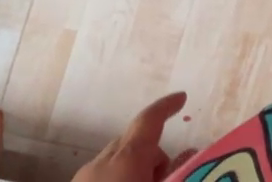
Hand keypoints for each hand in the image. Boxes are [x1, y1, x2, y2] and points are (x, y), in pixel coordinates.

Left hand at [75, 93, 191, 181]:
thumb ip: (177, 170)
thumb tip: (190, 152)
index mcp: (126, 158)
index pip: (149, 119)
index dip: (166, 106)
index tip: (182, 97)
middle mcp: (100, 162)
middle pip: (131, 142)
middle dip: (150, 151)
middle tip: (167, 171)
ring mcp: (81, 178)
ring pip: (114, 161)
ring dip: (132, 168)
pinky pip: (100, 176)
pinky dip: (116, 179)